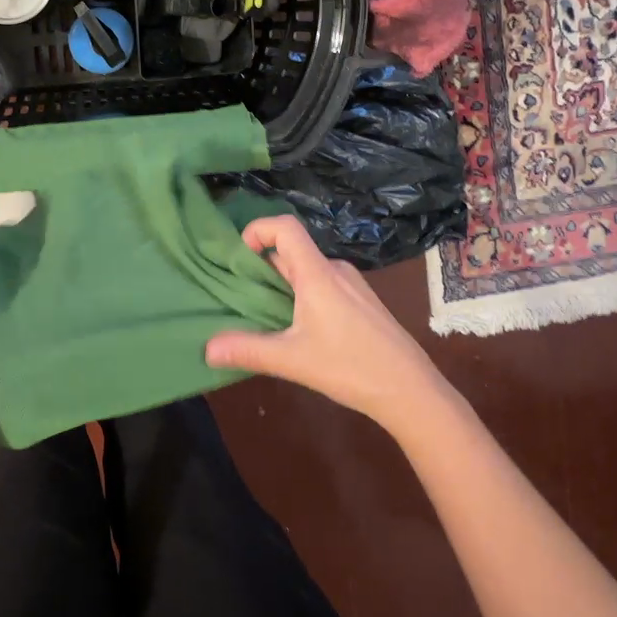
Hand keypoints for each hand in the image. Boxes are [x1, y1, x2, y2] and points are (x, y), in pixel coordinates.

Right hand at [206, 216, 451, 432]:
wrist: (410, 389)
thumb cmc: (350, 367)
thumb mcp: (292, 360)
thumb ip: (248, 350)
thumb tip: (207, 349)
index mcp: (317, 274)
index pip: (285, 227)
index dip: (257, 230)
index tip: (238, 257)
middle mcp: (335, 270)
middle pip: (292, 251)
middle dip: (262, 266)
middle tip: (240, 294)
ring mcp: (352, 285)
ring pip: (307, 270)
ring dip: (282, 284)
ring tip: (265, 315)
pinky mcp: (362, 302)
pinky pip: (323, 284)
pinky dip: (302, 295)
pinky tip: (299, 329)